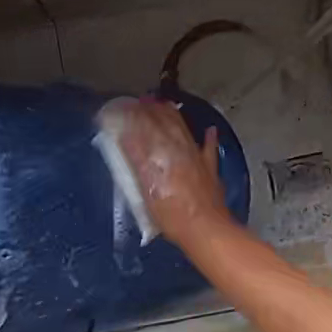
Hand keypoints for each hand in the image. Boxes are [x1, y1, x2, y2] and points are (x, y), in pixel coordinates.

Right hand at [112, 98, 234, 246]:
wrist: (205, 229)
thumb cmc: (172, 215)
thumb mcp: (146, 190)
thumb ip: (137, 160)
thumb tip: (126, 134)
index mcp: (162, 154)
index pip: (144, 127)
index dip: (133, 115)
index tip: (121, 107)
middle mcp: (180, 150)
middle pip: (164, 123)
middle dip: (151, 110)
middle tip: (140, 101)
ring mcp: (196, 158)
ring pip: (183, 129)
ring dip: (172, 115)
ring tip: (163, 104)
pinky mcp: (209, 170)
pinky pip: (209, 149)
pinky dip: (209, 138)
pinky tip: (209, 130)